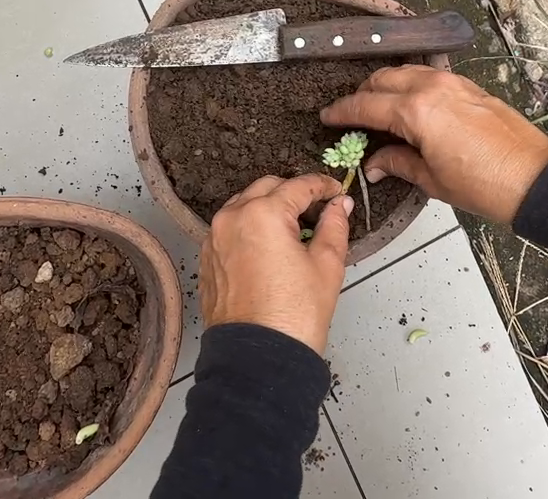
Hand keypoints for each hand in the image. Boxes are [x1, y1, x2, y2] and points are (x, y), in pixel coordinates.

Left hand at [201, 174, 353, 354]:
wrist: (258, 362)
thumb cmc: (295, 315)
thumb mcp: (326, 266)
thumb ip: (334, 226)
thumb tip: (339, 205)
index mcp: (263, 214)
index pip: (298, 186)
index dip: (322, 186)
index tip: (336, 193)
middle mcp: (232, 217)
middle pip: (267, 187)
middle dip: (293, 193)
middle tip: (317, 210)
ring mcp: (215, 237)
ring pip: (244, 204)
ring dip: (268, 207)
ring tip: (293, 229)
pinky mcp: (207, 258)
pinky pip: (229, 228)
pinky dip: (249, 226)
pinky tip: (269, 246)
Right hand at [320, 65, 547, 223]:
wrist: (536, 180)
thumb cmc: (486, 186)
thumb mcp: (433, 180)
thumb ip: (397, 163)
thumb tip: (374, 163)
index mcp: (417, 112)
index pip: (366, 106)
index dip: (342, 112)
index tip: (327, 117)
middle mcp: (431, 88)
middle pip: (382, 80)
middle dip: (362, 95)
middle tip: (352, 116)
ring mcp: (452, 82)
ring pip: (405, 72)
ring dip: (386, 86)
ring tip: (379, 109)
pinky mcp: (469, 86)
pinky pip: (428, 76)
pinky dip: (410, 85)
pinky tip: (410, 105)